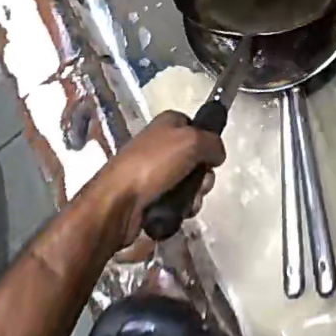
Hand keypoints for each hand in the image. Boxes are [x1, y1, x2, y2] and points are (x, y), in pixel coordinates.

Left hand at [93, 111, 226, 246]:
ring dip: (193, 196)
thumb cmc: (154, 164)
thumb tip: (217, 154)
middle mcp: (161, 144)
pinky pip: (177, 202)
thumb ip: (213, 143)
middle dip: (202, 176)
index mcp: (168, 122)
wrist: (118, 202)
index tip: (210, 157)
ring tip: (185, 203)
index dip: (207, 143)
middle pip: (197, 159)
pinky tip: (176, 213)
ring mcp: (154, 171)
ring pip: (189, 183)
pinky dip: (180, 209)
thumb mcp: (192, 141)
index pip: (198, 127)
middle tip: (198, 184)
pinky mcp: (150, 196)